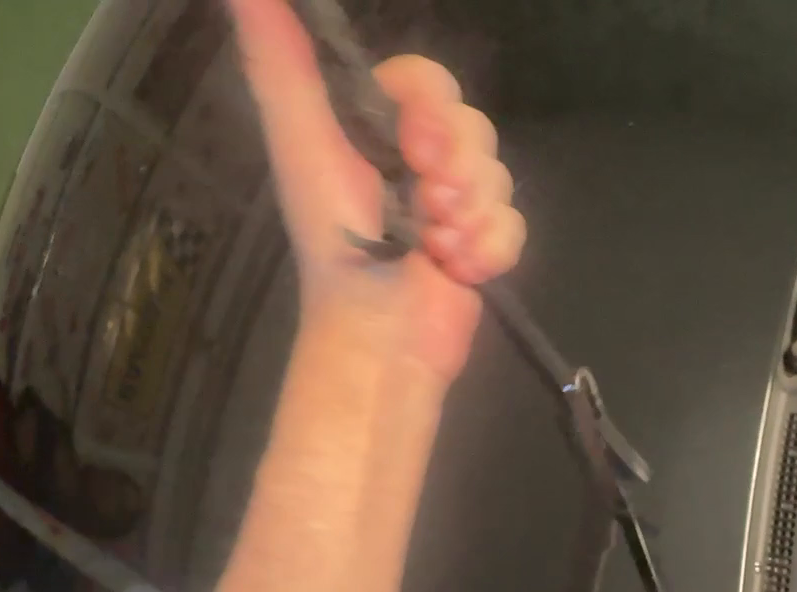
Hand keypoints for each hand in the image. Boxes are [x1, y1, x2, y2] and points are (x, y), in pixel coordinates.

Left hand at [228, 0, 525, 383]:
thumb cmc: (339, 239)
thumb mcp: (302, 140)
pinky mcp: (483, 249)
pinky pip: (514, 227)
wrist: (381, 328)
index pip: (429, 83)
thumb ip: (282, 58)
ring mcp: (455, 207)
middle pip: (474, 129)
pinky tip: (460, 272)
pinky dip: (489, 252)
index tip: (418, 146)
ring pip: (498, 179)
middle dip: (458, 171)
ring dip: (470, 218)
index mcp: (374, 130)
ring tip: (437, 250)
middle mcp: (417, 162)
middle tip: (429, 206)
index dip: (435, 109)